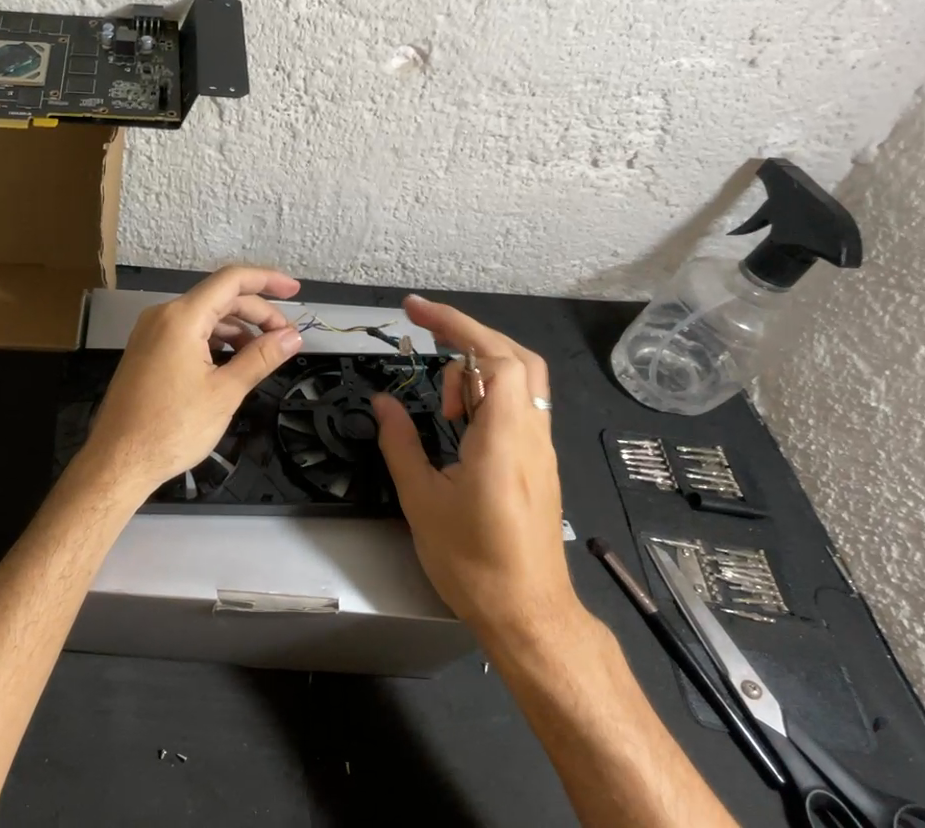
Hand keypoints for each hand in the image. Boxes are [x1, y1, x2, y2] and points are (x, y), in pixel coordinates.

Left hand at [75, 266, 303, 499]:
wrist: (119, 460)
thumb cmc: (171, 428)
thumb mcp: (225, 392)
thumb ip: (261, 358)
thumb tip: (293, 337)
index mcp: (181, 318)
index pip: (231, 281)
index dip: (267, 280)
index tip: (294, 291)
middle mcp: (162, 316)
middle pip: (219, 298)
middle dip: (257, 313)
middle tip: (286, 338)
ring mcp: (150, 333)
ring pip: (203, 317)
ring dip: (237, 329)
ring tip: (264, 354)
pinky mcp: (146, 351)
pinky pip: (187, 333)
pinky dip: (215, 341)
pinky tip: (234, 362)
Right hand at [371, 295, 580, 646]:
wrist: (526, 612)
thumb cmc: (472, 561)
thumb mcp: (421, 499)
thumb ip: (401, 442)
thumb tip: (383, 403)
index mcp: (504, 438)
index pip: (493, 357)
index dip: (456, 324)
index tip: (416, 311)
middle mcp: (532, 435)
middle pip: (515, 358)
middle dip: (468, 335)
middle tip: (424, 332)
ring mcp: (541, 450)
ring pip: (521, 383)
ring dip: (476, 370)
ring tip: (437, 399)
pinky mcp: (539, 465)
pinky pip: (519, 408)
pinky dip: (486, 395)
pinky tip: (457, 420)